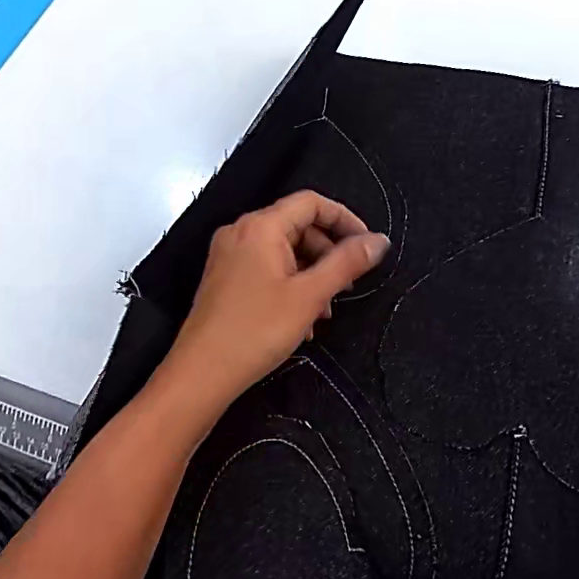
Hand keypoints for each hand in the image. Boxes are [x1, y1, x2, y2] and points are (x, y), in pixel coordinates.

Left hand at [155, 191, 388, 418]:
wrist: (201, 375)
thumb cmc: (252, 333)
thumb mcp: (311, 295)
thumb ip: (348, 262)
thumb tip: (378, 241)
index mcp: (261, 227)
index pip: (312, 203)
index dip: (345, 219)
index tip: (366, 243)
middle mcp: (241, 233)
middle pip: (299, 225)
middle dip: (329, 251)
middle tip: (349, 280)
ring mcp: (230, 255)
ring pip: (285, 249)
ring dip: (312, 272)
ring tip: (325, 308)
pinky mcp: (226, 277)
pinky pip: (268, 266)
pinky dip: (291, 283)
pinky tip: (302, 316)